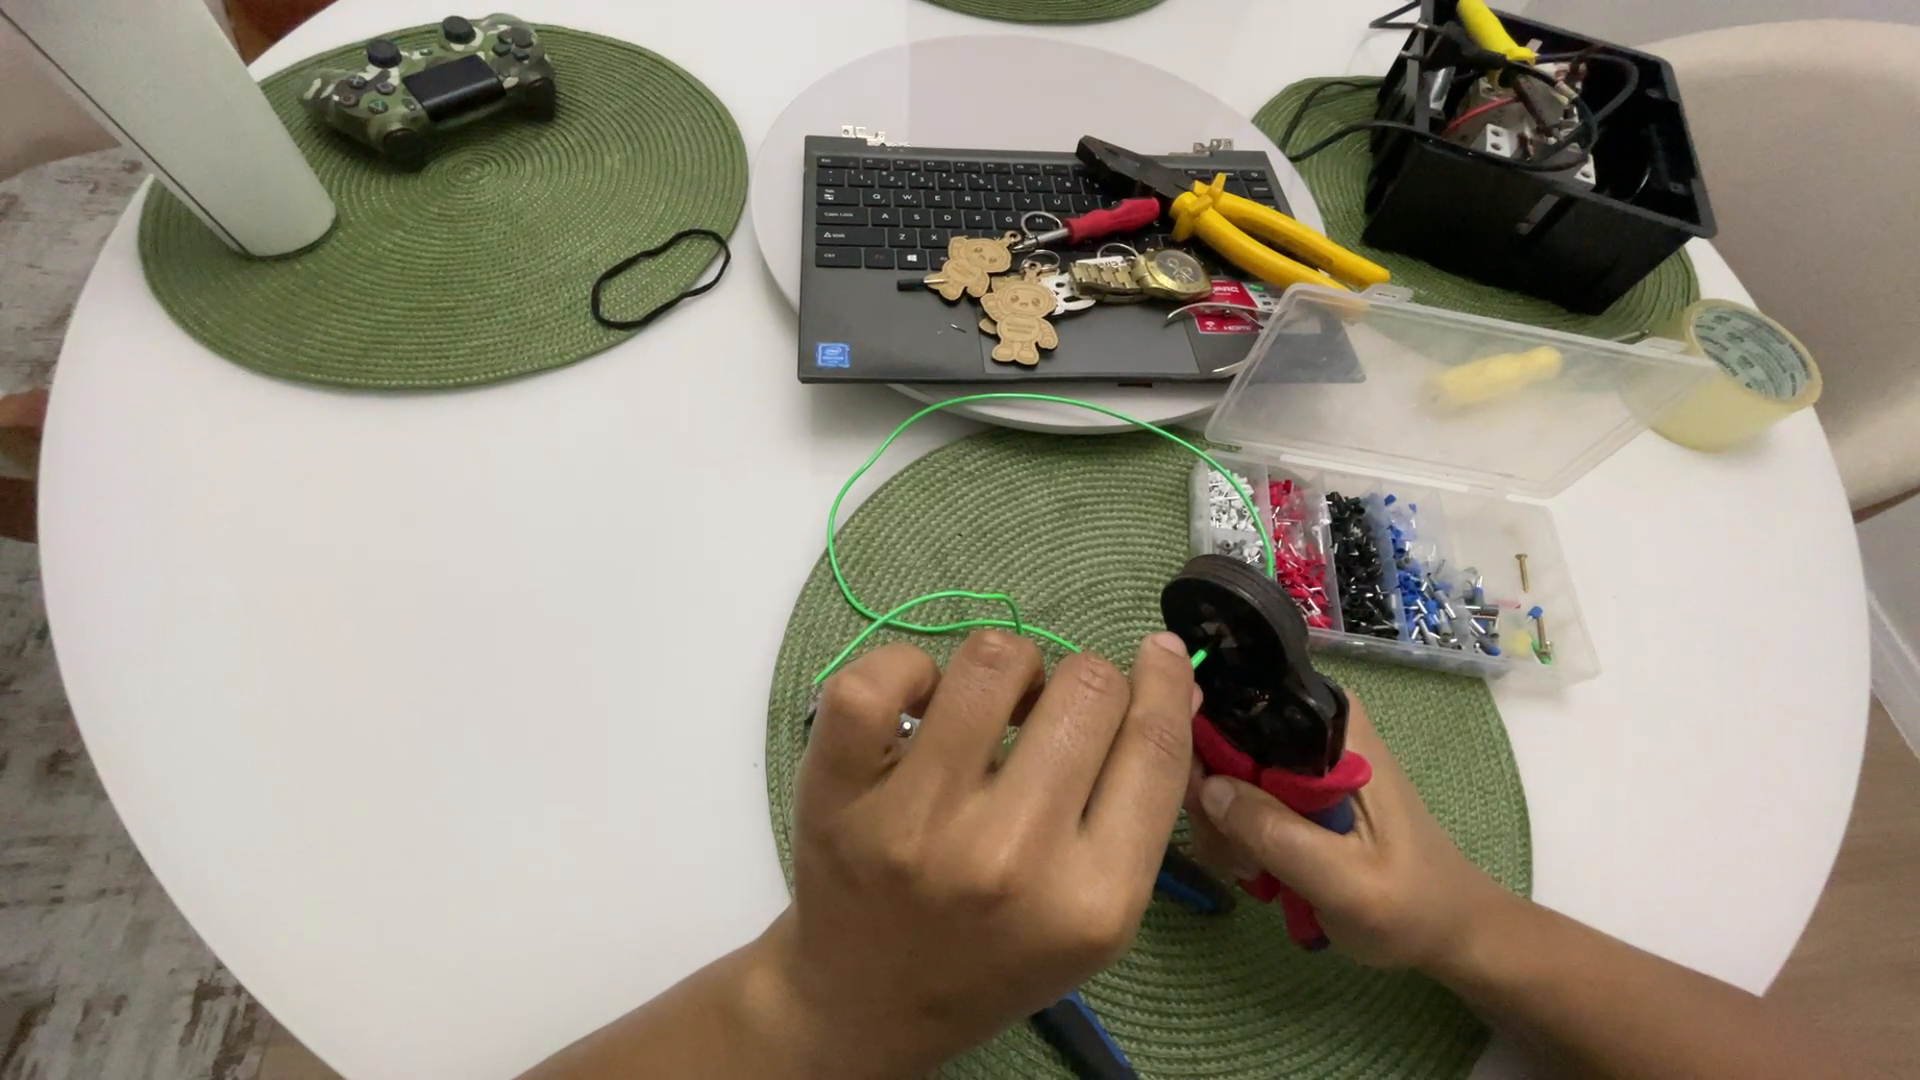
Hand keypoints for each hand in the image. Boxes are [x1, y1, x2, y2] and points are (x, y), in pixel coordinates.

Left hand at [762, 630, 1199, 1077]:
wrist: (866, 1000)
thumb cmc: (995, 952)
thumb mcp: (1093, 911)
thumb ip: (1139, 802)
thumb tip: (1176, 679)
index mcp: (1094, 899)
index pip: (1156, 745)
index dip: (1167, 681)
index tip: (1158, 652)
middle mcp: (1010, 857)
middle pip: (1087, 688)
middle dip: (1083, 684)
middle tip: (1053, 714)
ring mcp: (916, 820)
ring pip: (993, 659)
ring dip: (1007, 666)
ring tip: (991, 705)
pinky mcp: (836, 790)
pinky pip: (880, 678)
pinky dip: (907, 669)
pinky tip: (919, 702)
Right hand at [1184, 697, 1512, 970]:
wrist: (1448, 934)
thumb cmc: (1410, 904)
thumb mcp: (1345, 881)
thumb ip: (1277, 833)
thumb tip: (1206, 788)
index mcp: (1330, 721)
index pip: (1238, 700)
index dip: (1205, 741)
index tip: (1200, 798)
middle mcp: (1307, 724)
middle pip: (1221, 734)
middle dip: (1212, 795)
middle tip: (1234, 854)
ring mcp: (1296, 756)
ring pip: (1221, 768)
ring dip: (1221, 823)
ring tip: (1252, 870)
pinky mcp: (1288, 785)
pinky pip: (1235, 793)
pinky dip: (1232, 832)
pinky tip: (1254, 867)